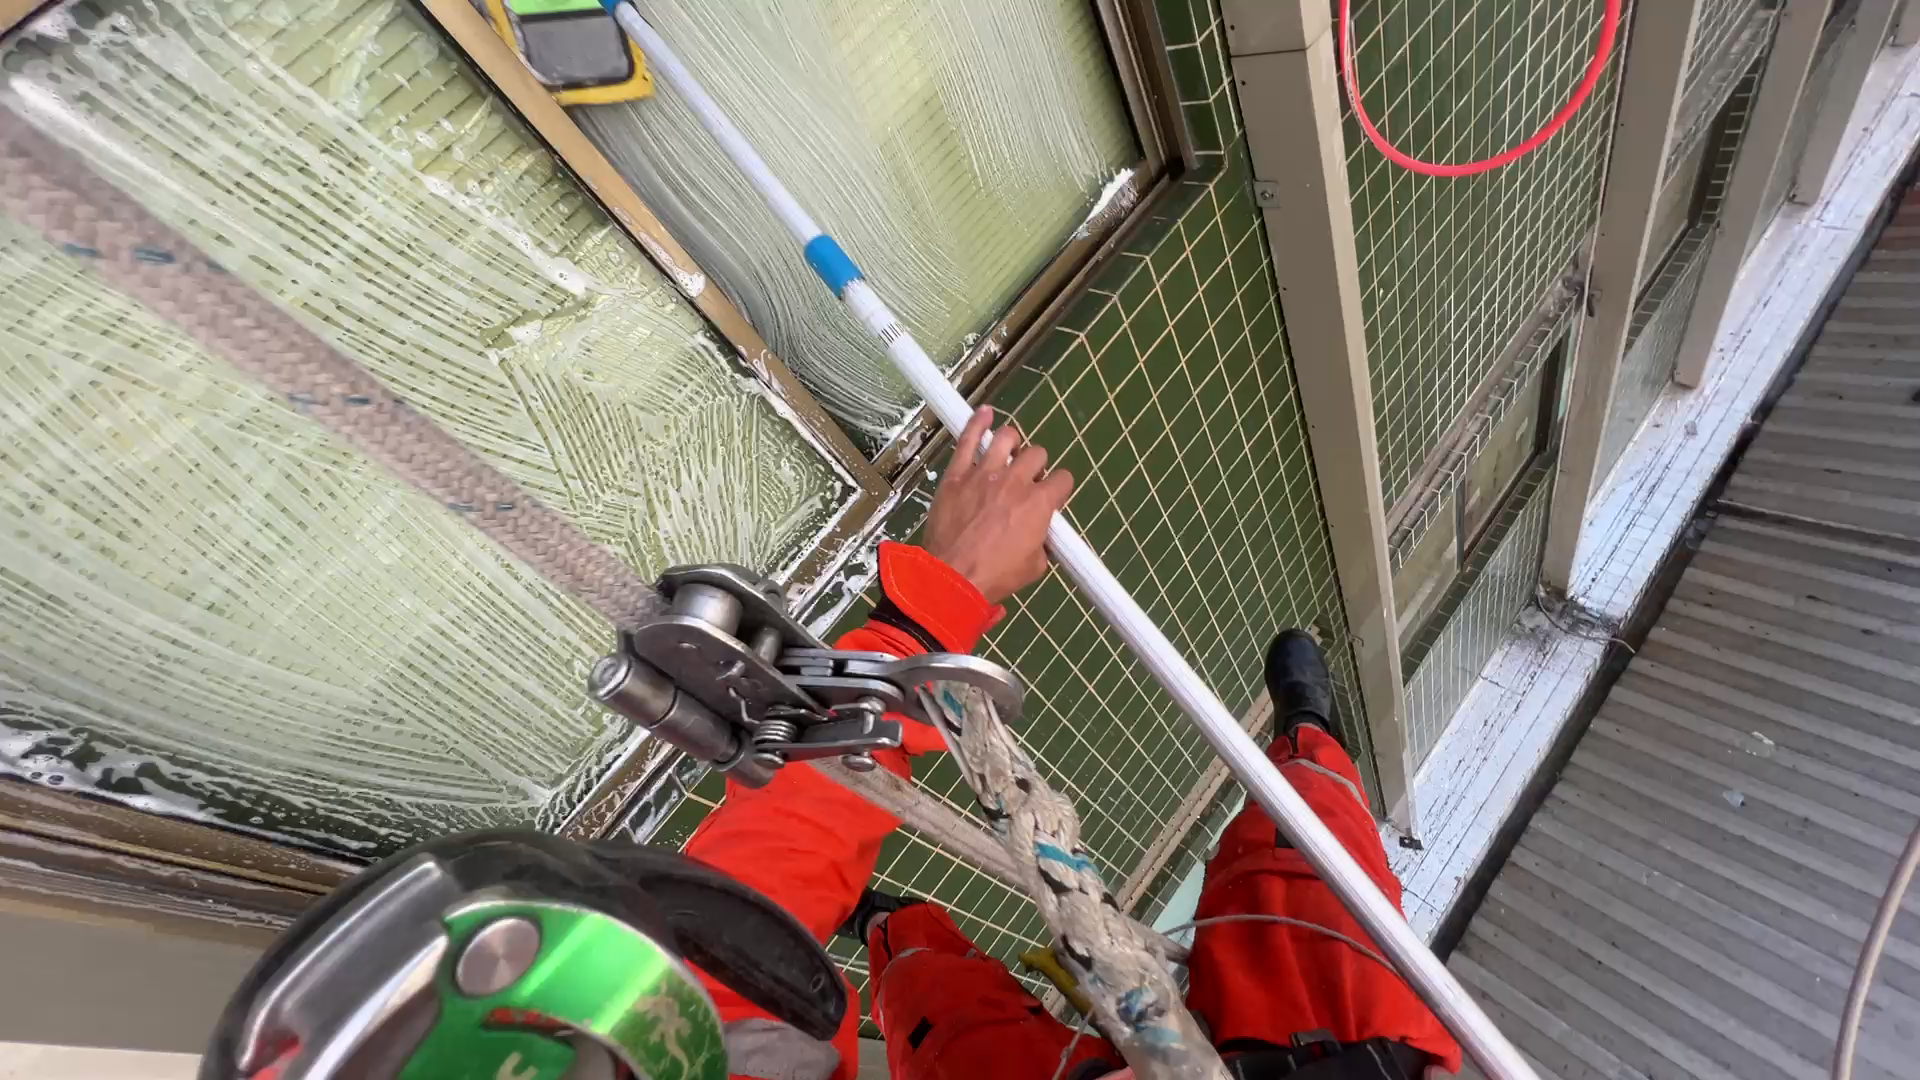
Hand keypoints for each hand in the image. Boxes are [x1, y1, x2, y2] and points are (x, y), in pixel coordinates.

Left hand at [921, 406, 1073, 603]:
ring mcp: (984, 474)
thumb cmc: (995, 576)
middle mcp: (1015, 481)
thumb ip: (1042, 542)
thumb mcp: (1034, 567)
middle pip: (1036, 454)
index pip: (1063, 479)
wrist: (952, 577)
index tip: (1051, 496)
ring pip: (1006, 438)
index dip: (1059, 488)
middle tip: (1026, 481)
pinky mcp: (957, 475)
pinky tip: (985, 413)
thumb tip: (1038, 537)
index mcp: (1039, 503)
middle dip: (1036, 466)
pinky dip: (977, 422)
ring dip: (1012, 444)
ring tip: (1008, 453)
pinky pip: (967, 439)